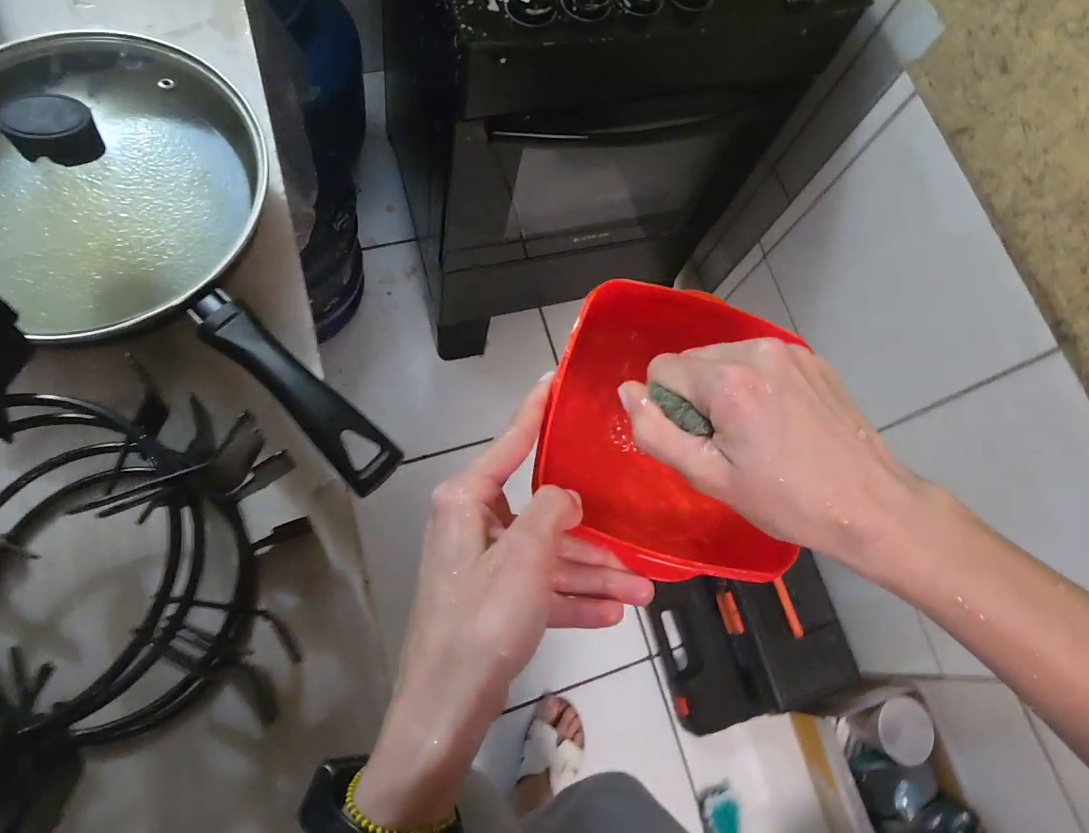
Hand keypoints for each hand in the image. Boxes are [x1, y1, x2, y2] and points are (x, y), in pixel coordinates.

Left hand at [354, 377, 655, 827]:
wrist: (445, 709)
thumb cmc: (481, 622)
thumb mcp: (526, 559)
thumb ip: (554, 511)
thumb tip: (568, 495)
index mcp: (468, 501)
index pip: (511, 443)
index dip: (538, 410)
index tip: (557, 378)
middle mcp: (474, 524)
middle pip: (544, 513)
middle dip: (592, 536)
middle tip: (637, 544)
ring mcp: (484, 565)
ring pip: (548, 557)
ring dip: (593, 575)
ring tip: (643, 593)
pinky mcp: (494, 601)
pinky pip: (541, 589)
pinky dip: (573, 600)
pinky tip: (614, 614)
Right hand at [619, 338, 937, 583]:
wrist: (871, 506)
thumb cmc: (787, 501)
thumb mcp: (710, 478)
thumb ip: (656, 432)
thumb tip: (630, 392)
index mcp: (731, 380)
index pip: (663, 369)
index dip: (669, 409)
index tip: (702, 444)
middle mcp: (759, 351)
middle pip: (693, 360)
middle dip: (696, 396)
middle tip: (729, 444)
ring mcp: (791, 352)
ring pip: (724, 358)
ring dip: (724, 389)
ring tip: (757, 434)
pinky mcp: (812, 359)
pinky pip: (759, 362)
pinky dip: (756, 385)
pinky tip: (781, 422)